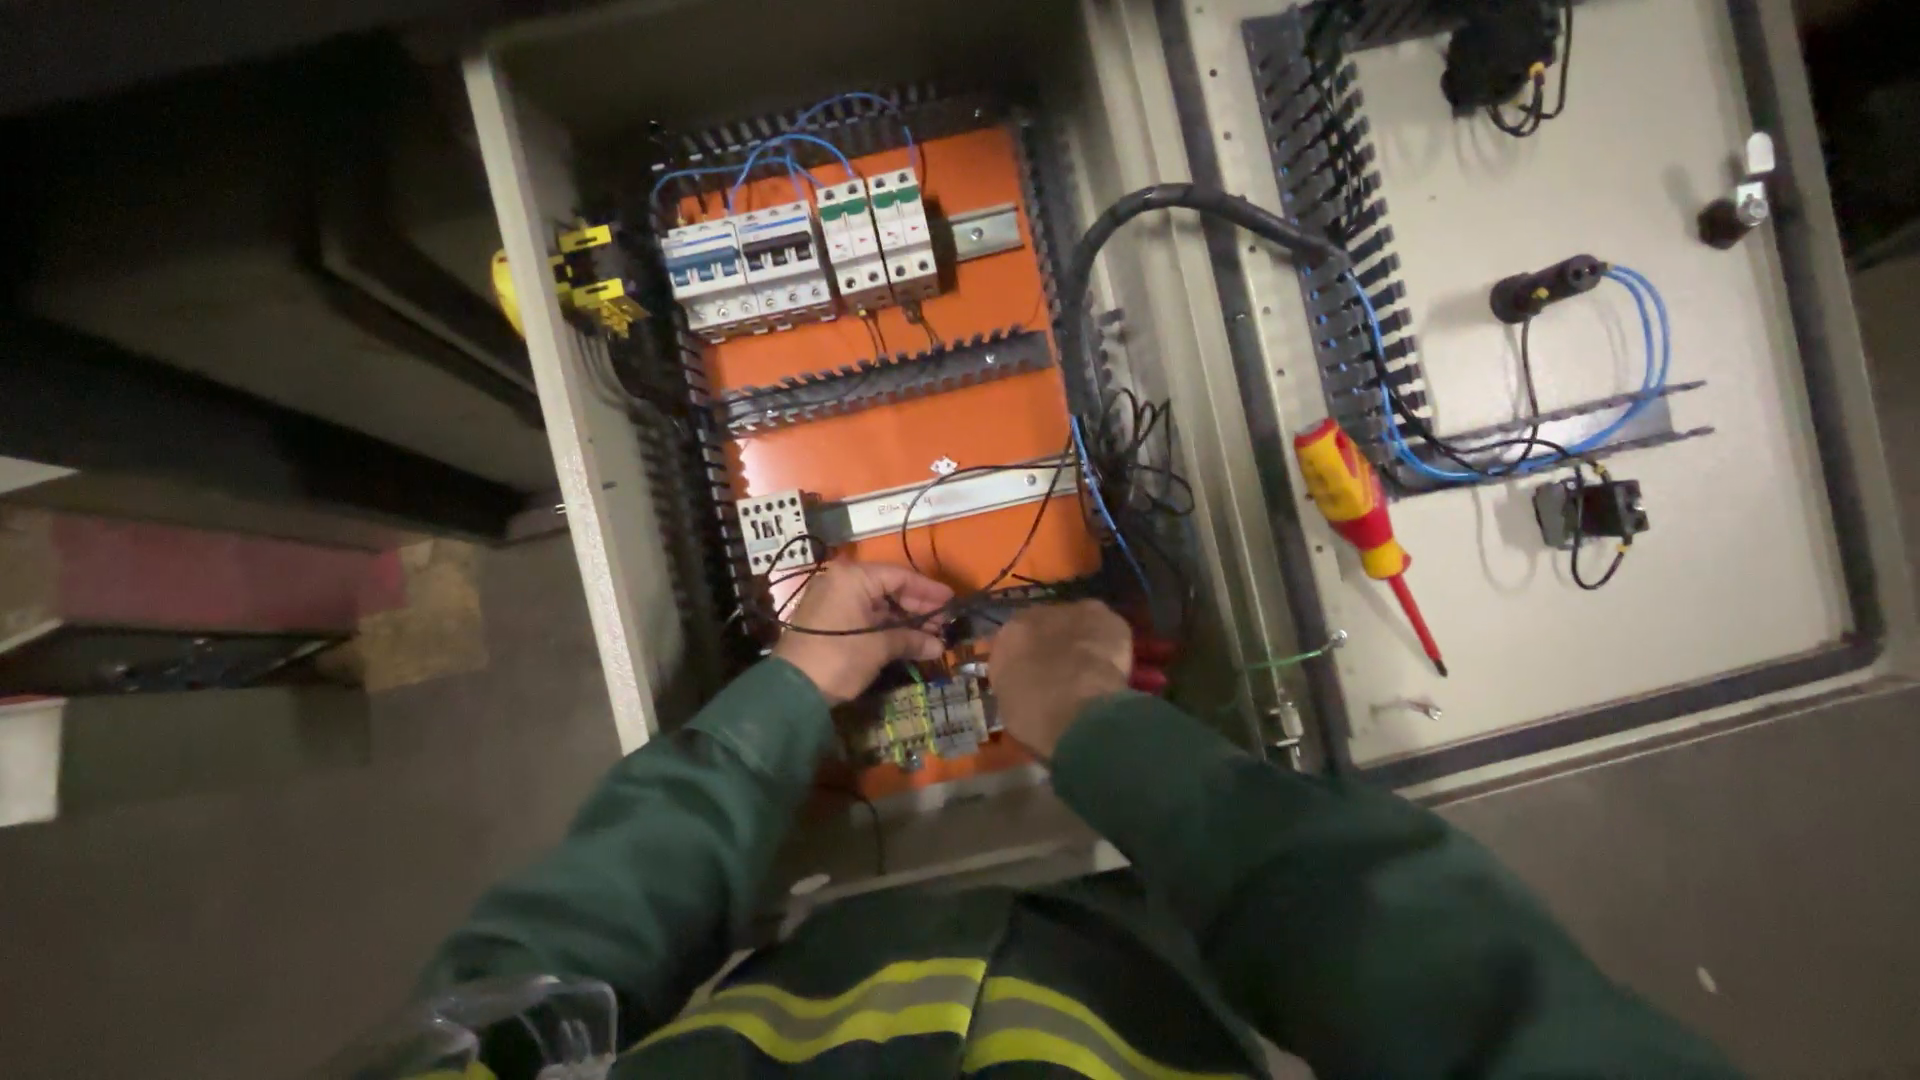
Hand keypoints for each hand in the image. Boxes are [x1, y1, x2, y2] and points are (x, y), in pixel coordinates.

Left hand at [772, 561, 955, 703]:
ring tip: (931, 634)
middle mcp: (840, 581)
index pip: (900, 576)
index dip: (928, 590)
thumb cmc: (839, 658)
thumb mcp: (878, 648)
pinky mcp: (827, 620)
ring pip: (877, 604)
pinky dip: (885, 626)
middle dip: (917, 607)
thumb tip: (939, 645)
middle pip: (888, 588)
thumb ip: (911, 640)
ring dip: (903, 619)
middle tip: (943, 622)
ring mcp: (832, 600)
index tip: (951, 601)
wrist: (792, 689)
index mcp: (853, 578)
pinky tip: (907, 639)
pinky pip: (863, 615)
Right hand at [990, 601, 1132, 759]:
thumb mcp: (1010, 703)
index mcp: (1007, 636)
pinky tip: (1114, 665)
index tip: (1038, 673)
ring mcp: (1071, 612)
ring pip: (1077, 623)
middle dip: (1055, 643)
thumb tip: (1027, 681)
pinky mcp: (1103, 615)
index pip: (1016, 640)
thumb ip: (1016, 681)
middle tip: (1067, 670)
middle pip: (1046, 625)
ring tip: (1094, 668)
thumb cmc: (1034, 715)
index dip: (1029, 656)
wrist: (1074, 706)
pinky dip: (1110, 643)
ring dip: (1082, 639)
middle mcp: (1035, 615)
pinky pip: (1106, 628)